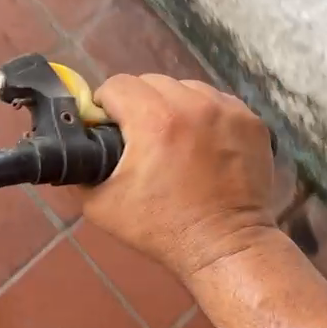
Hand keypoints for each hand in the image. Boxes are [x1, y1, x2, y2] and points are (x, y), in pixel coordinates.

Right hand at [84, 73, 281, 278]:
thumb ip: (80, 169)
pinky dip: (202, 114)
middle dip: (137, 103)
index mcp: (155, 121)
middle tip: (135, 136)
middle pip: (151, 81)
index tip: (104, 126)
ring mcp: (227, 110)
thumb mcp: (100, 205)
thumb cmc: (160, 228)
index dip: (103, 104)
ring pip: (186, 87)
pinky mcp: (251, 121)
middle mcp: (194, 105)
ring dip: (171, 105)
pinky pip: (216, 101)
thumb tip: (75, 145)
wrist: (224, 246)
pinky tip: (198, 142)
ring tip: (170, 138)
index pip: (117, 85)